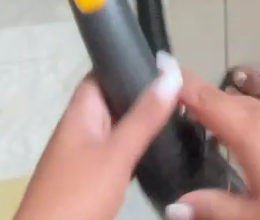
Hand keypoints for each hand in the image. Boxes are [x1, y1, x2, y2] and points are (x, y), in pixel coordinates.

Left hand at [15, 53, 183, 219]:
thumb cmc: (76, 199)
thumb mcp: (115, 154)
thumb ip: (144, 116)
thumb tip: (172, 71)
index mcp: (79, 116)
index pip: (103, 74)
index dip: (129, 62)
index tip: (166, 60)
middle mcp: (80, 132)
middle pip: (114, 100)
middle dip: (145, 92)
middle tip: (184, 86)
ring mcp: (84, 161)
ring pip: (119, 129)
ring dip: (144, 122)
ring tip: (182, 114)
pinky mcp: (92, 185)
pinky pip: (119, 154)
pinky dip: (139, 148)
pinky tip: (162, 150)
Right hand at [167, 73, 259, 219]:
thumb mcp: (256, 217)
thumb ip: (214, 208)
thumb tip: (175, 205)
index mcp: (252, 131)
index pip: (209, 100)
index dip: (183, 84)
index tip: (161, 65)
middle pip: (228, 100)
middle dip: (202, 99)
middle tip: (173, 102)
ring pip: (251, 108)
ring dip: (227, 111)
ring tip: (203, 122)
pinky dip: (249, 121)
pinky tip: (244, 142)